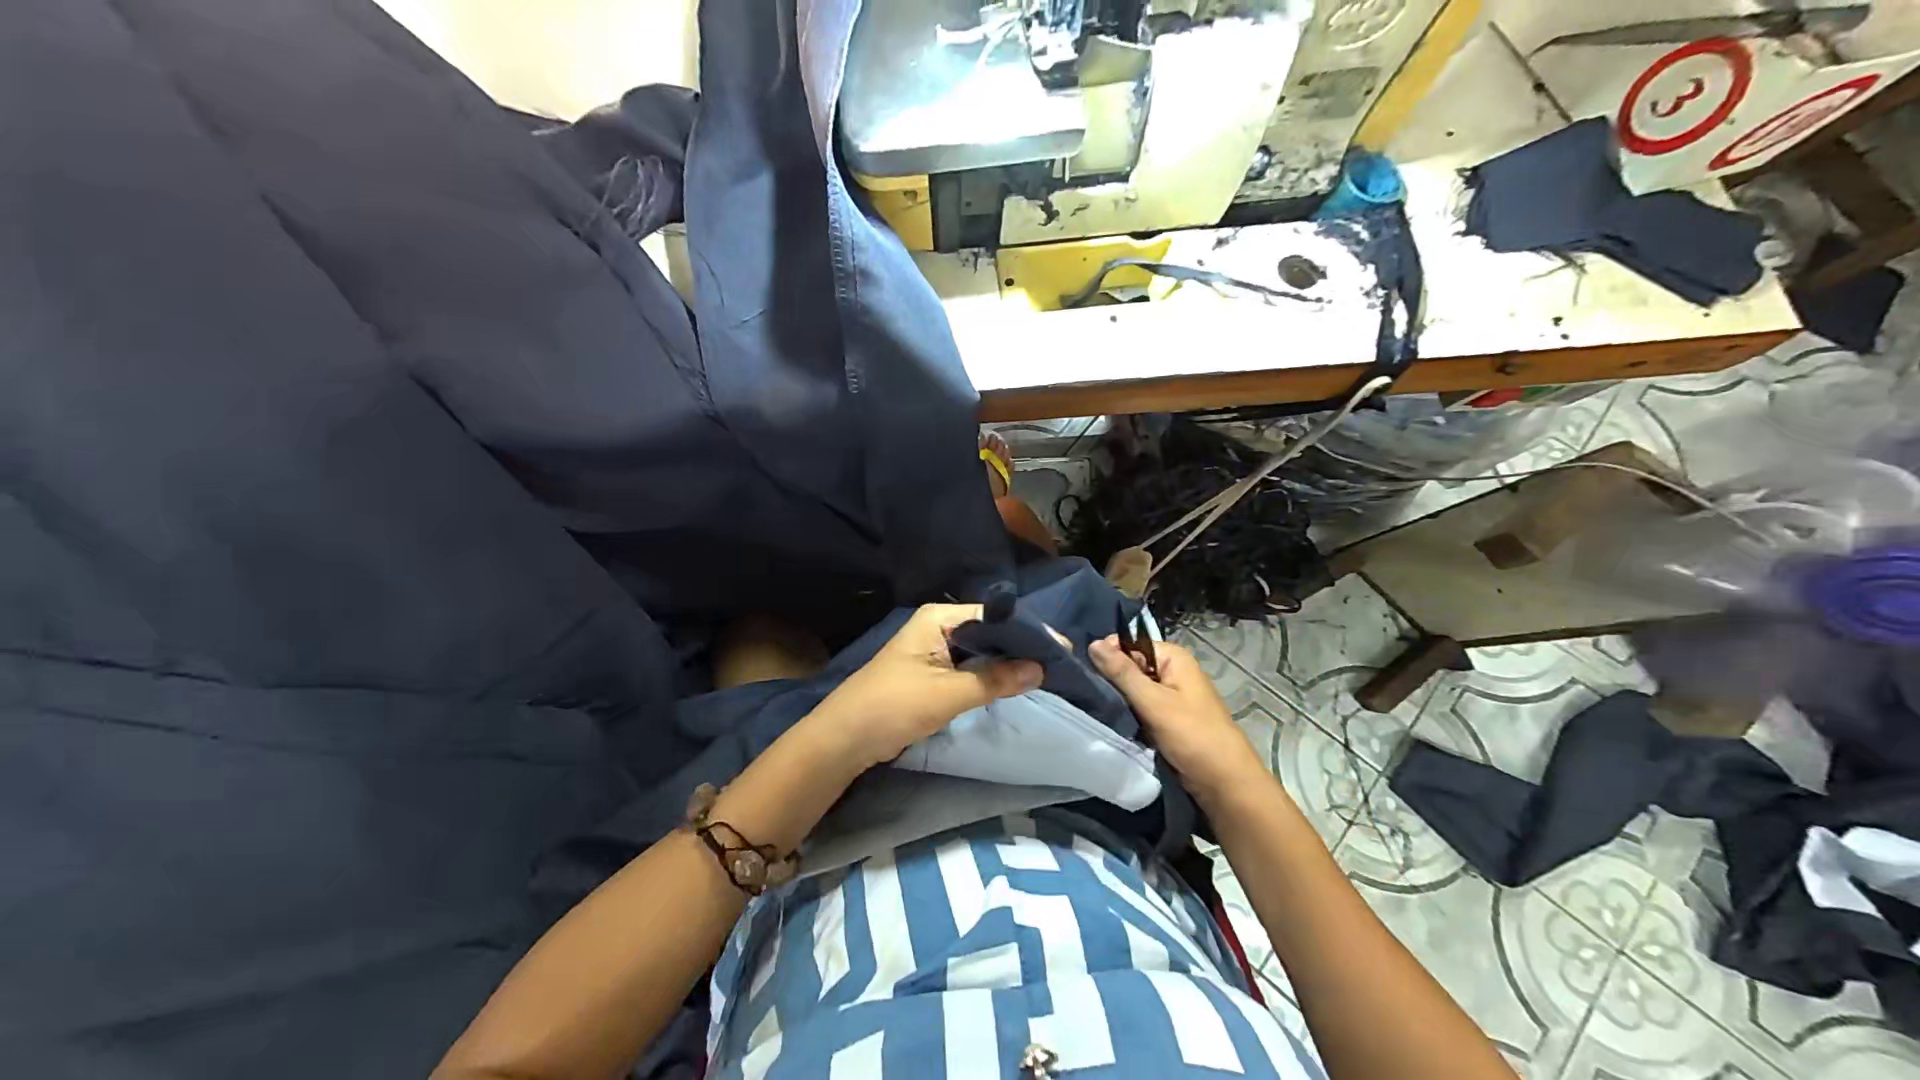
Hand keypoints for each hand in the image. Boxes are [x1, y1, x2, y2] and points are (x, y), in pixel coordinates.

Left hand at [812, 604, 1043, 769]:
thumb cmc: (895, 706)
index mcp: (939, 617)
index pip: (994, 616)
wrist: (846, 737)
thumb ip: (996, 679)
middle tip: (1062, 663)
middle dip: (1022, 648)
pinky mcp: (933, 673)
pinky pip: (970, 668)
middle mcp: (938, 626)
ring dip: (1008, 663)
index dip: (1029, 632)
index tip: (1063, 649)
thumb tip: (1041, 668)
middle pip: (990, 632)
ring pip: (981, 652)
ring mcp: (935, 650)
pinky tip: (1016, 685)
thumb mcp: (949, 694)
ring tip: (1049, 673)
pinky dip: (992, 676)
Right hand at [1090, 636, 1265, 796]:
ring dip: (1117, 699)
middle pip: (1130, 666)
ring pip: (1133, 689)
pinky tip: (1109, 719)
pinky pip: (1139, 708)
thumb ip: (1122, 672)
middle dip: (1110, 678)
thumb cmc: (1192, 735)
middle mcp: (1172, 671)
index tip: (1084, 670)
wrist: (1224, 782)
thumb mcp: (1153, 701)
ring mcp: (1170, 696)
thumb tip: (1093, 643)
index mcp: (1173, 658)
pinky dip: (1127, 713)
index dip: (1107, 654)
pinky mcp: (1166, 718)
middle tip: (1085, 692)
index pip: (1130, 644)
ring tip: (1092, 705)